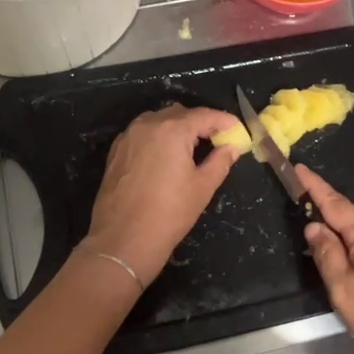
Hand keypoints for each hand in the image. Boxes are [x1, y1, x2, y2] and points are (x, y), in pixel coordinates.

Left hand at [81, 104, 242, 284]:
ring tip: (191, 148)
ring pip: (158, 121)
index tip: (237, 129)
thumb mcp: (203, 187)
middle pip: (180, 113)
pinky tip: (165, 156)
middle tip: (216, 140)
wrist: (123, 240)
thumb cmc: (169, 213)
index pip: (204, 115)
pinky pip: (142, 133)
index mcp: (172, 130)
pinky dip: (158, 137)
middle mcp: (147, 125)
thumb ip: (220, 161)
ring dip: (177, 128)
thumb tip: (231, 147)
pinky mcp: (116, 152)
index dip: (223, 120)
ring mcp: (128, 137)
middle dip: (200, 123)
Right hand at [297, 165, 353, 353]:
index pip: (335, 204)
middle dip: (330, 222)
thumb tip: (315, 227)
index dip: (315, 187)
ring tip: (334, 268)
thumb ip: (327, 254)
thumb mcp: (343, 289)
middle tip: (308, 232)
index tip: (299, 168)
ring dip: (347, 244)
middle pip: (352, 222)